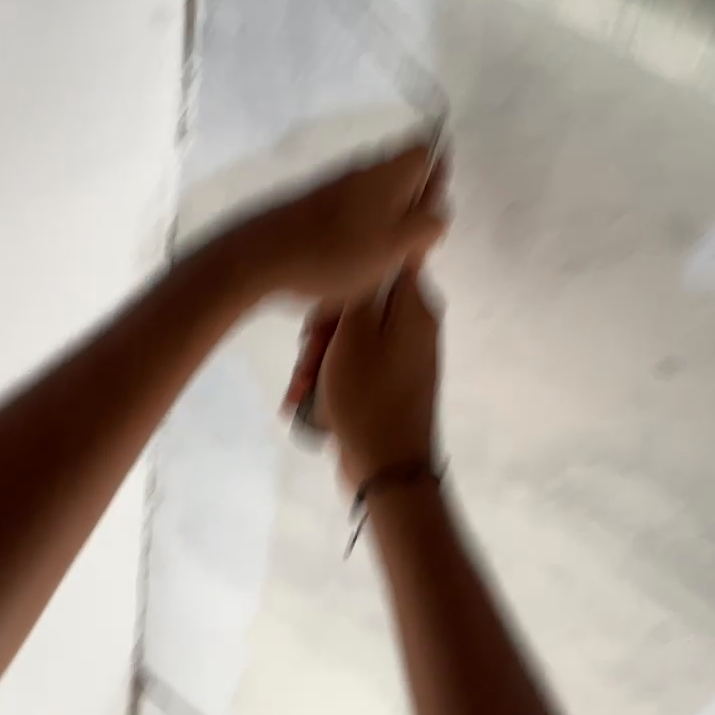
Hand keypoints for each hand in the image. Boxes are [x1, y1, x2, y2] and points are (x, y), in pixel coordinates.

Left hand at [226, 138, 447, 303]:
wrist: (257, 259)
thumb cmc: (334, 254)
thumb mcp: (395, 247)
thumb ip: (427, 225)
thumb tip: (436, 211)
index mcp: (388, 172)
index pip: (428, 149)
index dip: (438, 179)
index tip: (429, 216)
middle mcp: (363, 169)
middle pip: (405, 177)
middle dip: (415, 211)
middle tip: (407, 251)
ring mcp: (335, 186)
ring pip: (379, 199)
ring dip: (388, 228)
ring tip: (378, 264)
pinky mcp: (314, 206)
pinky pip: (354, 214)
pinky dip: (362, 235)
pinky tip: (350, 264)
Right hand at [319, 265, 441, 488]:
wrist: (388, 468)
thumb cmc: (368, 394)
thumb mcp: (354, 332)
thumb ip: (362, 287)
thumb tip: (386, 247)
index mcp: (415, 305)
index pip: (381, 262)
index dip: (346, 277)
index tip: (325, 302)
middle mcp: (414, 324)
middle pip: (358, 303)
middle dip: (323, 330)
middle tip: (309, 353)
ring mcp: (402, 354)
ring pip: (349, 337)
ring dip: (319, 359)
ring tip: (299, 389)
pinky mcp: (388, 380)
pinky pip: (355, 364)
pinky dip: (329, 378)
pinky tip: (301, 402)